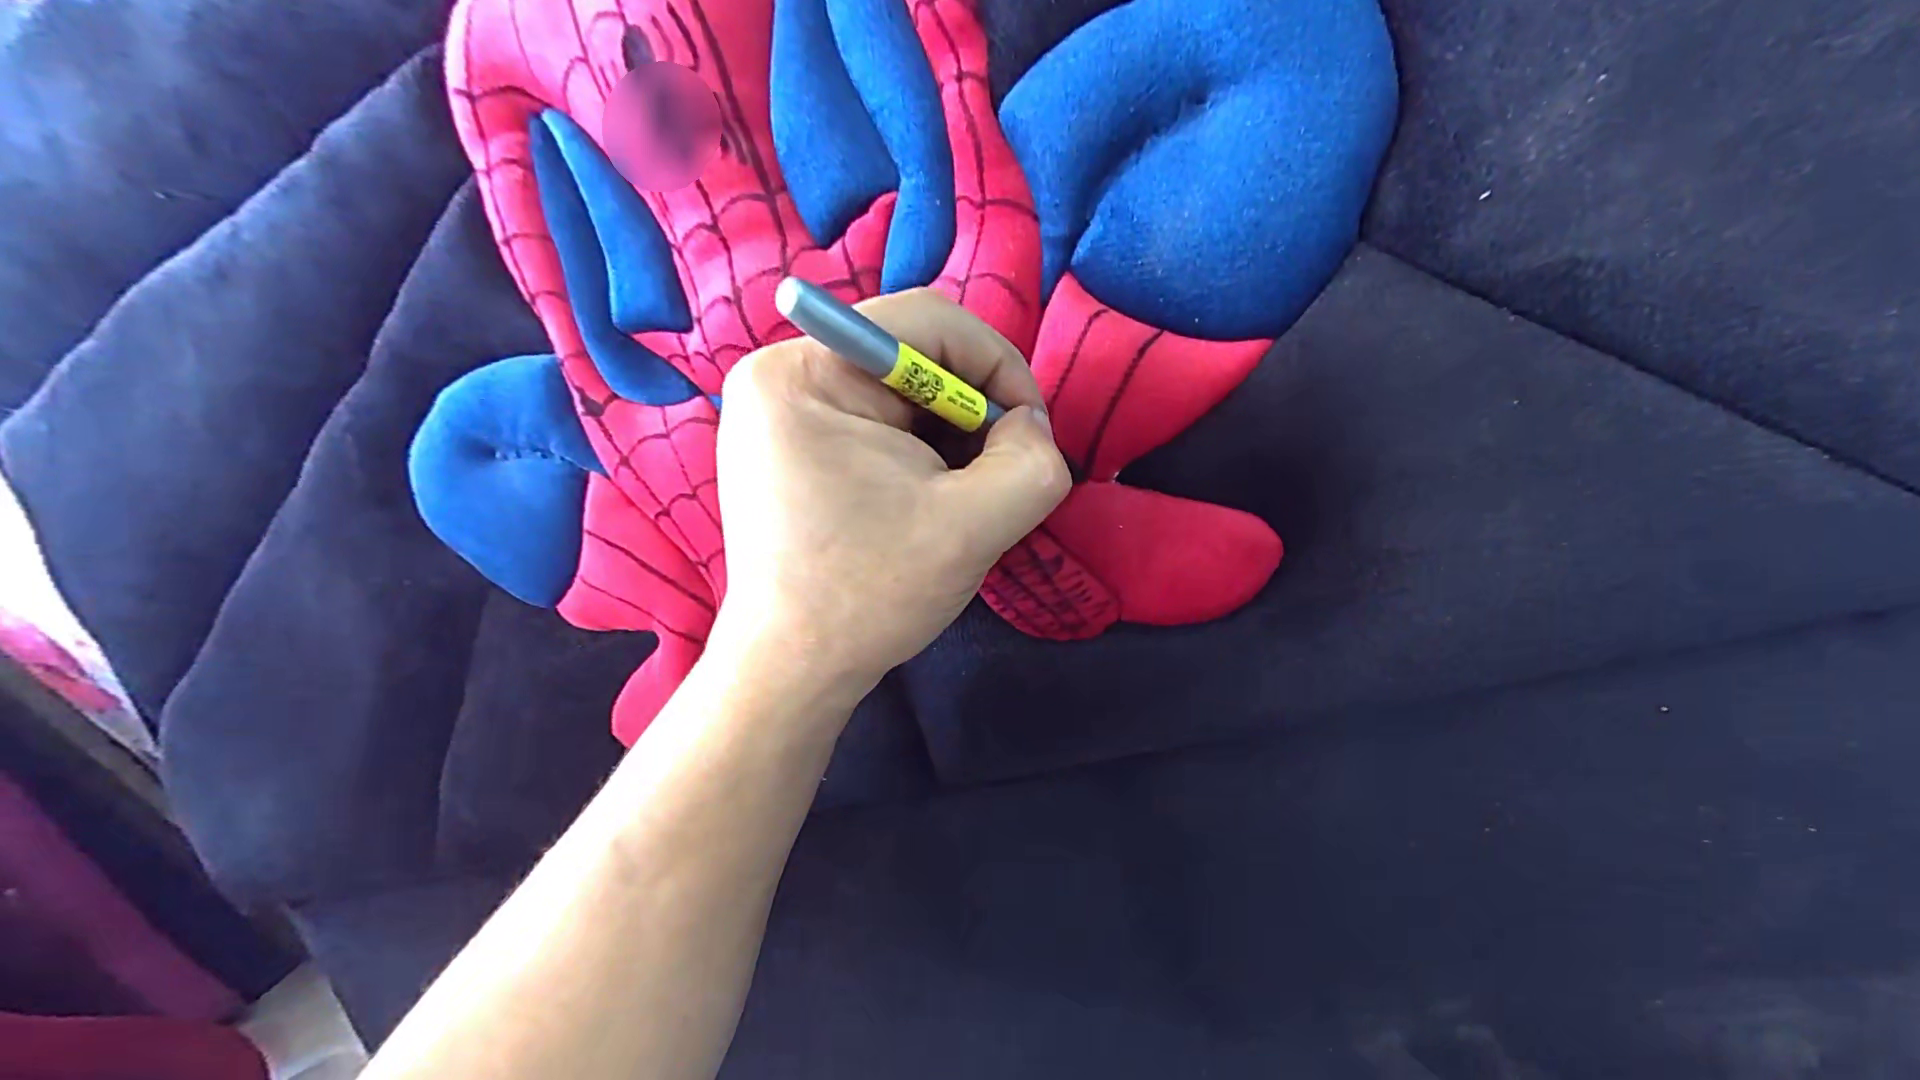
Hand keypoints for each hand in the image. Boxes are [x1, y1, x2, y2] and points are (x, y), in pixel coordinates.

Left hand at [707, 288, 1070, 704]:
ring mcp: (778, 413)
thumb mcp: (973, 525)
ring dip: (949, 438)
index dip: (1000, 366)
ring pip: (899, 394)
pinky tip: (926, 502)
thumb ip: (1032, 460)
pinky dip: (918, 453)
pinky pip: (874, 423)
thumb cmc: (869, 595)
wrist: (792, 669)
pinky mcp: (788, 447)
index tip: (1031, 432)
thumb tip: (1029, 426)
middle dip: (973, 413)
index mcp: (805, 373)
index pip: (929, 323)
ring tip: (961, 498)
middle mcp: (779, 375)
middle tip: (999, 474)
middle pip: (912, 358)